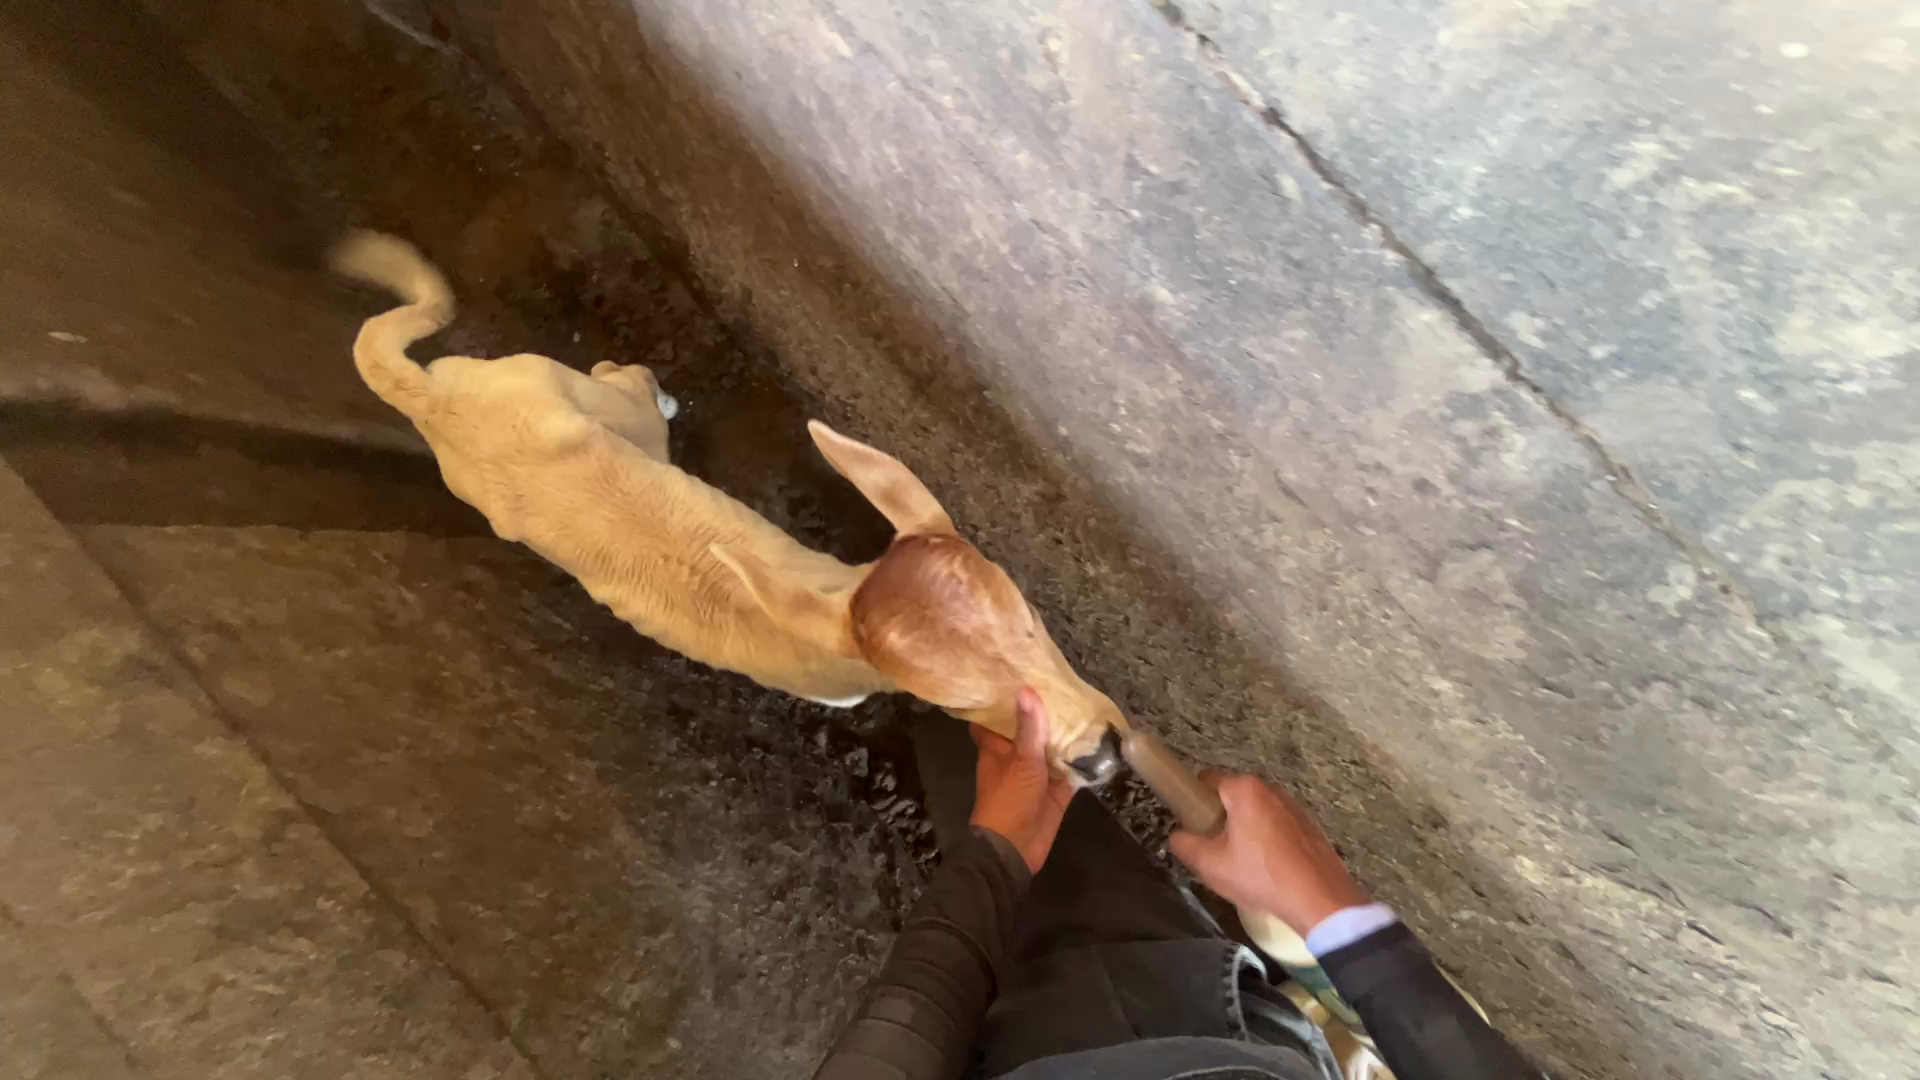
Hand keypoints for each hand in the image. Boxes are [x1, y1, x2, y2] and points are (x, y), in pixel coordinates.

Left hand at [969, 688, 1074, 873]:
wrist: (1016, 850)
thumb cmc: (1009, 800)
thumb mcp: (1021, 760)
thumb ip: (1028, 728)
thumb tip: (1026, 689)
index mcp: (996, 747)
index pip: (993, 717)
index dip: (1000, 699)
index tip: (1014, 676)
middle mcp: (1015, 757)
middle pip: (1027, 730)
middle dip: (1041, 712)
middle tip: (1061, 683)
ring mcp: (1036, 775)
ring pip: (1051, 749)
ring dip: (1065, 735)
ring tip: (1085, 705)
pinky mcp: (1055, 791)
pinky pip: (1070, 771)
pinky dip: (1082, 761)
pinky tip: (1100, 742)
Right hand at [1167, 773, 1370, 934]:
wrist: (1322, 903)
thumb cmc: (1261, 877)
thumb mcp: (1210, 865)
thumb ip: (1183, 845)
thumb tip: (1176, 836)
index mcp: (1245, 790)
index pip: (1207, 780)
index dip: (1194, 801)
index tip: (1194, 826)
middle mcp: (1271, 790)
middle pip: (1233, 797)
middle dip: (1222, 818)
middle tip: (1217, 849)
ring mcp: (1295, 808)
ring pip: (1258, 812)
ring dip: (1248, 829)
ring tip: (1246, 863)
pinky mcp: (1312, 827)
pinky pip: (1280, 826)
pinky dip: (1271, 841)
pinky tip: (1272, 869)